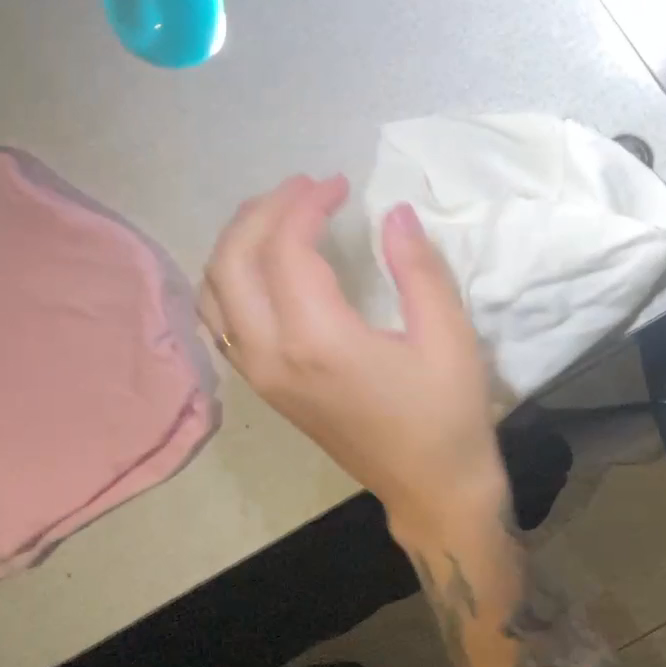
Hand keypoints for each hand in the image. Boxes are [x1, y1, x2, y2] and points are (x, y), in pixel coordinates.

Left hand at [199, 175, 505, 525]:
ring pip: (216, 291)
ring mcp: (258, 373)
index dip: (307, 207)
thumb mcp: (449, 336)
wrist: (431, 483)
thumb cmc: (449, 409)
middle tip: (308, 187)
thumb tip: (396, 213)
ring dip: (240, 242)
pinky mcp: (265, 385)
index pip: (286, 251)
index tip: (342, 183)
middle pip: (233, 264)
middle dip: (263, 214)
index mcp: (317, 339)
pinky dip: (234, 277)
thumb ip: (419, 271)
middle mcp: (269, 353)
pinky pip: (224, 318)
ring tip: (281, 214)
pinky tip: (267, 267)